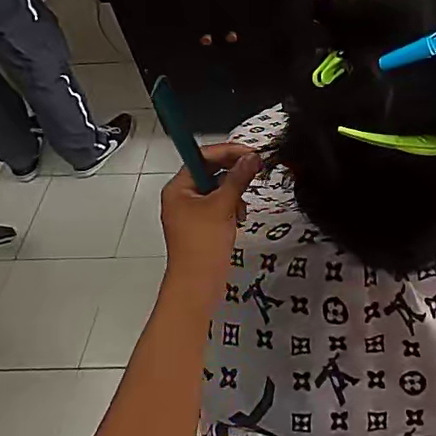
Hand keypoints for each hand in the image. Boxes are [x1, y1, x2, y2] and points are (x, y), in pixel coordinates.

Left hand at [160, 143, 262, 281]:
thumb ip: (238, 178)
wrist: (198, 284)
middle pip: (211, 171)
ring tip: (241, 204)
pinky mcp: (204, 223)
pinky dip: (233, 205)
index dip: (227, 151)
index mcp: (178, 188)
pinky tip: (239, 216)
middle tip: (256, 169)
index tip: (251, 153)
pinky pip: (221, 204)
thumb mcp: (223, 205)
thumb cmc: (202, 244)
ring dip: (235, 191)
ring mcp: (193, 211)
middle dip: (233, 172)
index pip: (203, 157)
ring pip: (219, 188)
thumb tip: (252, 158)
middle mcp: (183, 196)